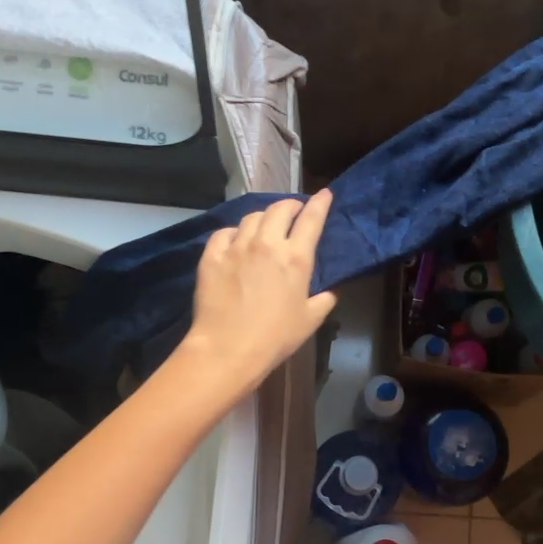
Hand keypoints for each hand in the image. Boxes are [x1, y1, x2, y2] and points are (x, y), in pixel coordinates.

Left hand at [180, 191, 338, 394]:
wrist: (228, 348)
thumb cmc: (275, 337)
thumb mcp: (310, 320)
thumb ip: (324, 300)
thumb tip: (330, 291)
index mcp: (296, 258)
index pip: (311, 219)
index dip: (320, 203)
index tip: (324, 194)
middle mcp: (267, 244)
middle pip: (280, 209)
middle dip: (290, 205)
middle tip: (294, 212)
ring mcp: (237, 247)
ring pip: (252, 217)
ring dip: (263, 218)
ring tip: (265, 226)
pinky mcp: (212, 256)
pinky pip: (224, 232)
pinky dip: (234, 232)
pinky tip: (236, 241)